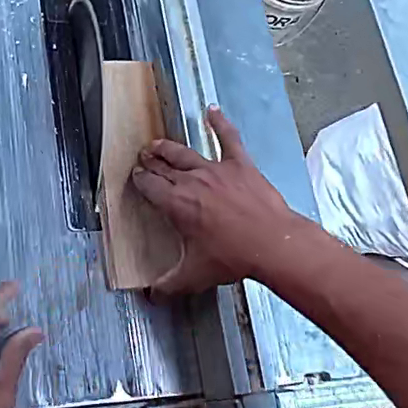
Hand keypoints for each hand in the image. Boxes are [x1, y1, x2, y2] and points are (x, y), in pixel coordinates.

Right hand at [130, 106, 321, 296]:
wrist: (271, 243)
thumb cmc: (233, 257)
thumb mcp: (194, 275)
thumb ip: (169, 285)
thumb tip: (152, 297)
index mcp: (176, 204)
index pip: (149, 186)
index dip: (139, 181)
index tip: (136, 179)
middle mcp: (191, 181)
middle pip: (163, 167)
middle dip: (149, 162)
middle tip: (142, 158)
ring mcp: (216, 170)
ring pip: (185, 153)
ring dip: (168, 147)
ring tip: (157, 143)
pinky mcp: (240, 165)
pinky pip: (228, 138)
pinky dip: (219, 123)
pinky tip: (212, 110)